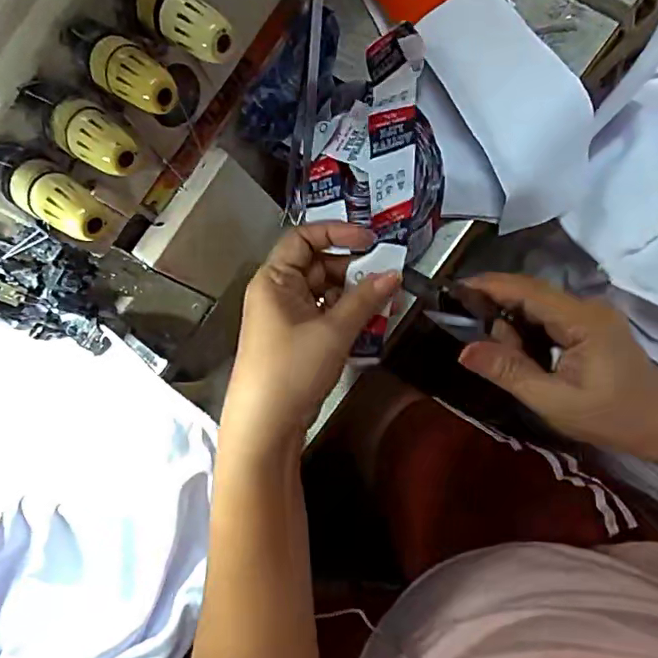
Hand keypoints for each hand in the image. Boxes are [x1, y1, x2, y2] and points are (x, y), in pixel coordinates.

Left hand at [224, 222, 400, 444]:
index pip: (304, 238)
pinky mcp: (297, 340)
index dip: (337, 233)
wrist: (265, 424)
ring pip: (325, 293)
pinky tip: (372, 323)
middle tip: (387, 277)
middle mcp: (277, 293)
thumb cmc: (290, 370)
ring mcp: (286, 318)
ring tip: (387, 302)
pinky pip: (325, 316)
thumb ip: (365, 299)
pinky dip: (347, 317)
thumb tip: (392, 275)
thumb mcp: (333, 331)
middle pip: (319, 266)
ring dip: (355, 296)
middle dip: (354, 270)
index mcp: (274, 279)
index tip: (370, 240)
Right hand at [456, 273, 657, 459]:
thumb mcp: (554, 401)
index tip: (453, 290)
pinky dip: (528, 330)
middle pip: (531, 294)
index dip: (489, 285)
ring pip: (539, 306)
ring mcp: (592, 315)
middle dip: (497, 308)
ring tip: (496, 353)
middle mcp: (587, 307)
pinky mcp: (592, 327)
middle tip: (472, 338)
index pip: (527, 290)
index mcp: (581, 319)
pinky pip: (550, 318)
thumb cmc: (612, 417)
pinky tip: (519, 352)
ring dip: (512, 323)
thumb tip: (464, 350)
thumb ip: (509, 372)